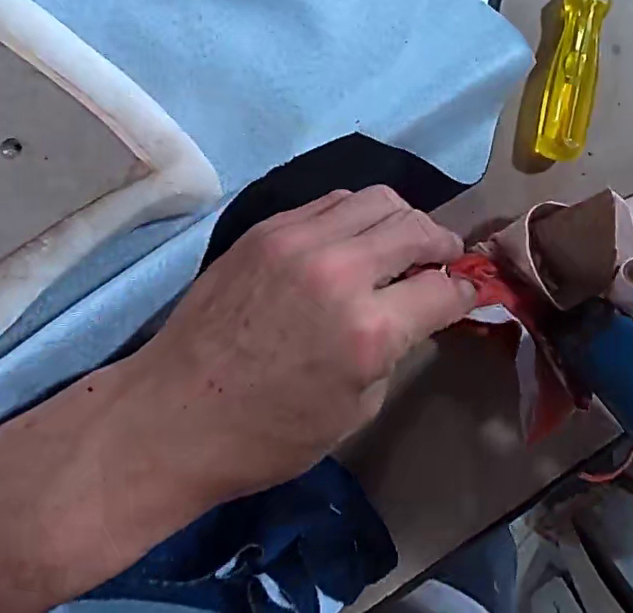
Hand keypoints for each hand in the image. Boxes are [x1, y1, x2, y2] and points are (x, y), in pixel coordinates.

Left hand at [114, 186, 477, 502]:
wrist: (165, 419)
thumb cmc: (268, 434)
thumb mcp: (358, 408)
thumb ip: (400, 345)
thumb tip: (424, 304)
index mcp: (368, 331)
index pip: (445, 288)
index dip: (465, 291)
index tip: (467, 292)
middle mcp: (340, 273)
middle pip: (420, 228)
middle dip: (445, 244)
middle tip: (444, 259)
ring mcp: (300, 242)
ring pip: (382, 199)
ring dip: (405, 220)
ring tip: (402, 241)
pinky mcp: (268, 230)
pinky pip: (336, 200)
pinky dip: (360, 215)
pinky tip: (355, 239)